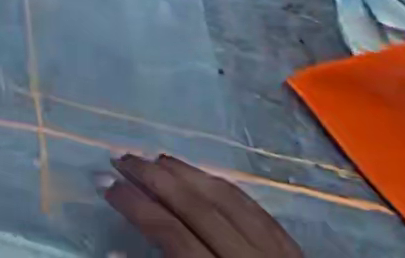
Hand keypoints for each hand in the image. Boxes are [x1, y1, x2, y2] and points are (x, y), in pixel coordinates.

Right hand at [101, 154, 303, 257]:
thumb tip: (113, 251)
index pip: (171, 234)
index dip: (134, 205)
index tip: (104, 183)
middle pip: (196, 207)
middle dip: (153, 177)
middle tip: (120, 156)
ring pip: (227, 200)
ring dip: (186, 173)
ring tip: (154, 158)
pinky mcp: (299, 256)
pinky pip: (257, 210)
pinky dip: (222, 187)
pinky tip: (202, 177)